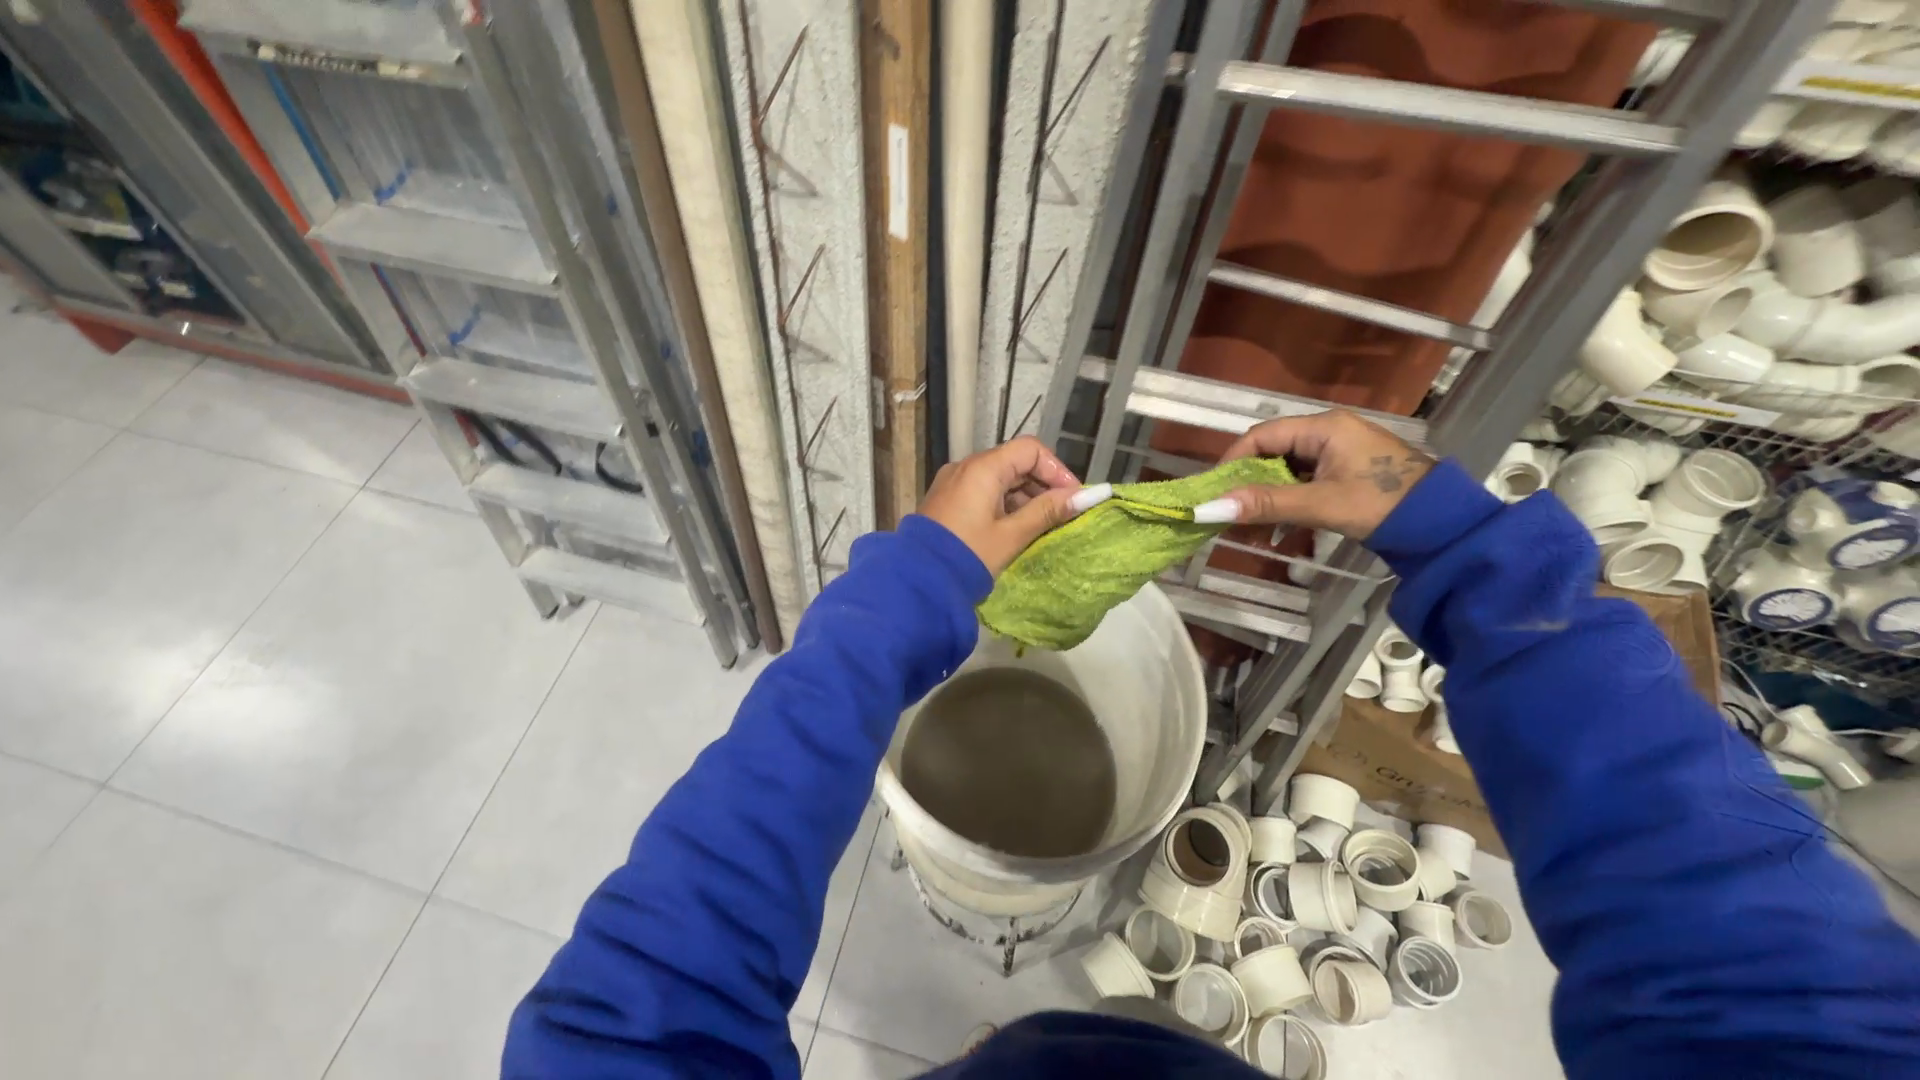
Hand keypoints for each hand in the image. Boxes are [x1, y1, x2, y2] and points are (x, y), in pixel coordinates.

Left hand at [917, 436, 1111, 574]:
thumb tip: (1089, 496)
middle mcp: (966, 466)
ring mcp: (953, 482)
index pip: (1031, 449)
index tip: (1073, 497)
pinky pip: (983, 491)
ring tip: (1042, 525)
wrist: (917, 582)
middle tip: (1063, 514)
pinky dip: (1004, 503)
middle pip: (1015, 462)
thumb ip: (1049, 512)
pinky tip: (1016, 528)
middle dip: (1043, 485)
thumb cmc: (969, 556)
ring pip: (1000, 478)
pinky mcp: (946, 500)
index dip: (1057, 469)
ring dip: (1025, 496)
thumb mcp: (1012, 535)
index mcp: (983, 468)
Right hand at [1190, 411, 1433, 539]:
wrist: (1442, 524)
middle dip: (1248, 483)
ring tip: (1252, 527)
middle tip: (1230, 513)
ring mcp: (1340, 451)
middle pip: (1272, 451)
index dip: (1232, 461)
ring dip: (1267, 496)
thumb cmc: (1380, 505)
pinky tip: (1279, 526)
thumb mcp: (1319, 505)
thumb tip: (1209, 508)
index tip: (1215, 492)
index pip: (1261, 435)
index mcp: (1324, 427)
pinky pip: (1304, 480)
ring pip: (1287, 468)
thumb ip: (1265, 504)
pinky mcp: (1347, 470)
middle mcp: (1329, 431)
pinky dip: (1287, 500)